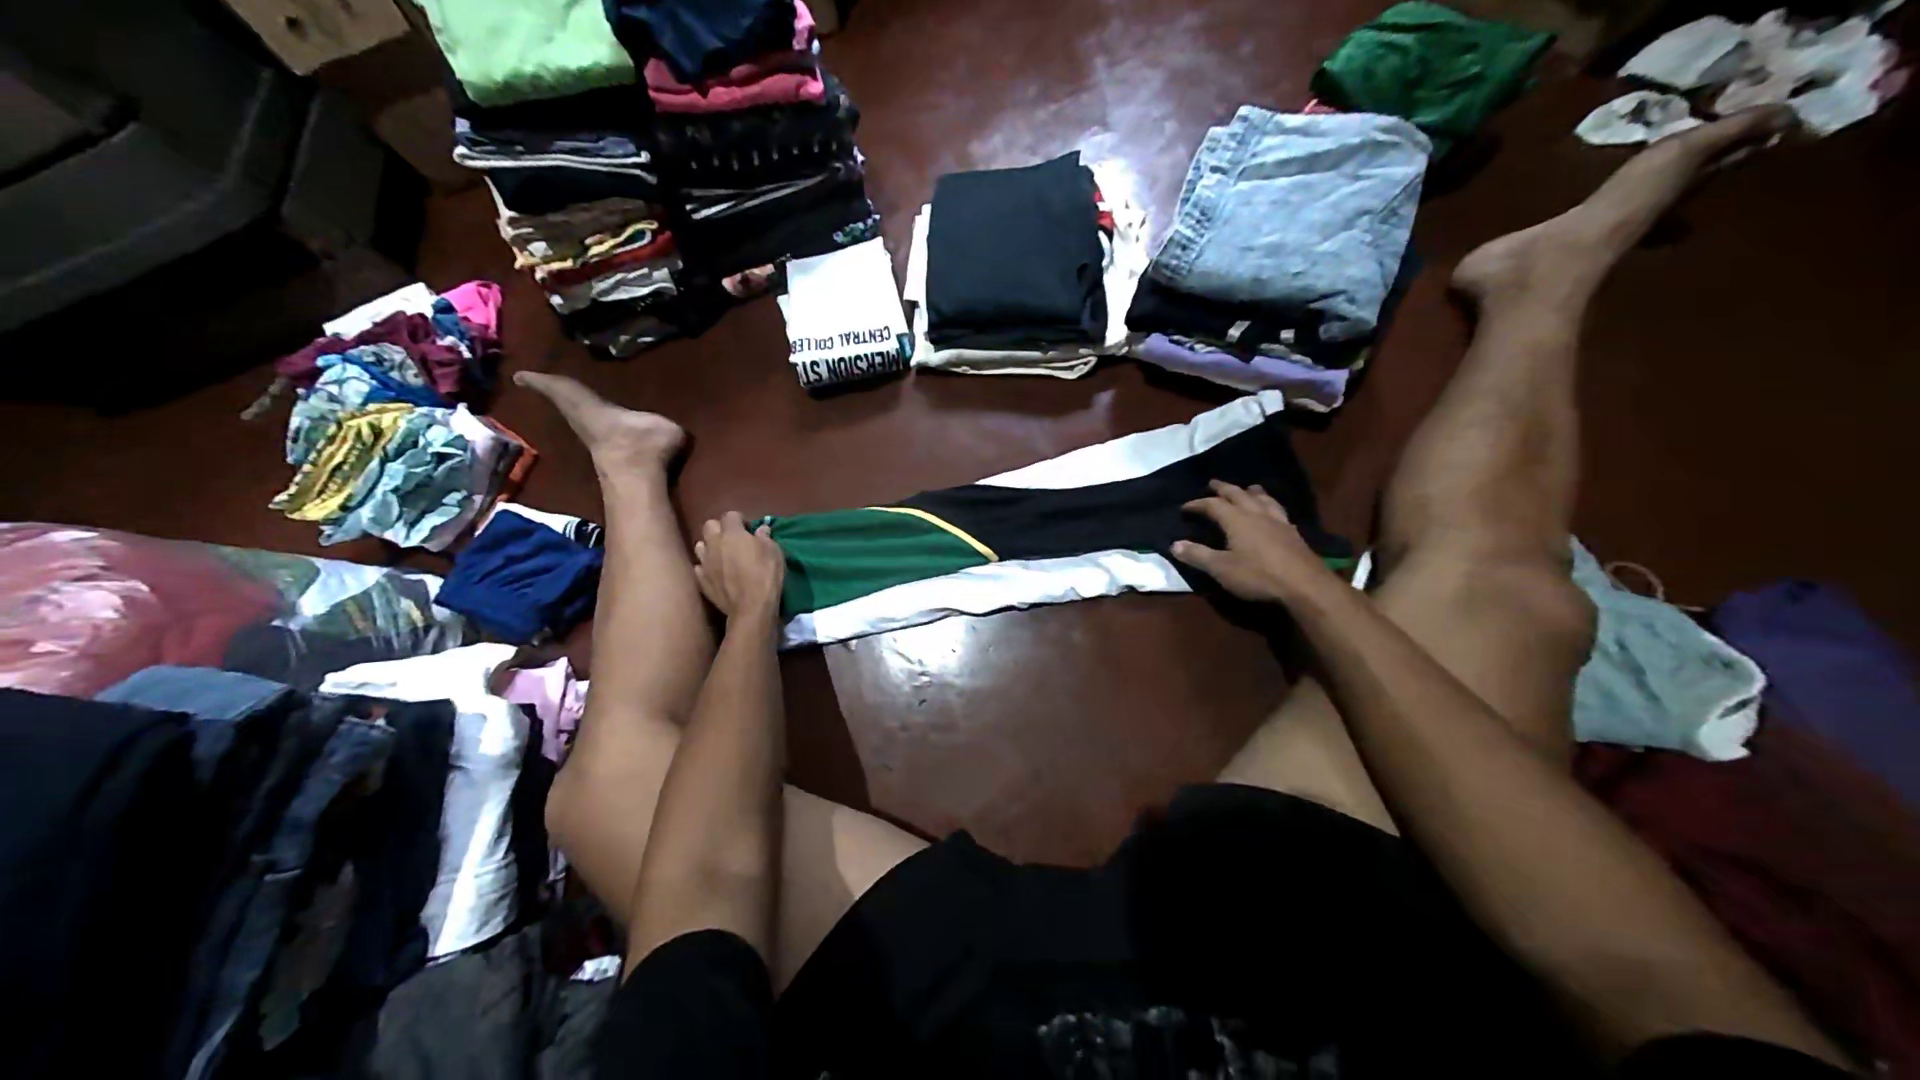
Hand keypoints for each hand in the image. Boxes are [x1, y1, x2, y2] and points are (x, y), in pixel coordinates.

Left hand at [694, 512, 785, 620]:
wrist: (750, 607)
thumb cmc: (765, 576)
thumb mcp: (774, 553)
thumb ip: (765, 538)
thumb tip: (761, 529)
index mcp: (732, 534)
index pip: (730, 515)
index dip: (740, 520)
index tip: (749, 529)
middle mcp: (714, 544)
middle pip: (709, 525)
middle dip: (720, 528)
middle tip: (733, 539)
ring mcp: (705, 562)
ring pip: (700, 545)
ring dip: (710, 546)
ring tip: (722, 555)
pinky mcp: (701, 580)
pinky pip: (699, 566)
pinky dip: (707, 566)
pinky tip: (716, 572)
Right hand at [1172, 481, 1334, 603]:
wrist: (1304, 584)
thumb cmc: (1258, 575)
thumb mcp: (1221, 568)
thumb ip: (1198, 555)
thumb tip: (1174, 544)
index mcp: (1236, 519)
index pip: (1213, 505)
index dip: (1197, 504)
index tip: (1185, 507)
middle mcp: (1257, 514)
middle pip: (1238, 494)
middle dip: (1223, 488)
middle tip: (1213, 483)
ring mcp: (1278, 521)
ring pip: (1262, 499)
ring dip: (1251, 492)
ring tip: (1247, 488)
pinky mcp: (1292, 532)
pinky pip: (1278, 509)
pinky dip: (1270, 504)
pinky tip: (1273, 511)